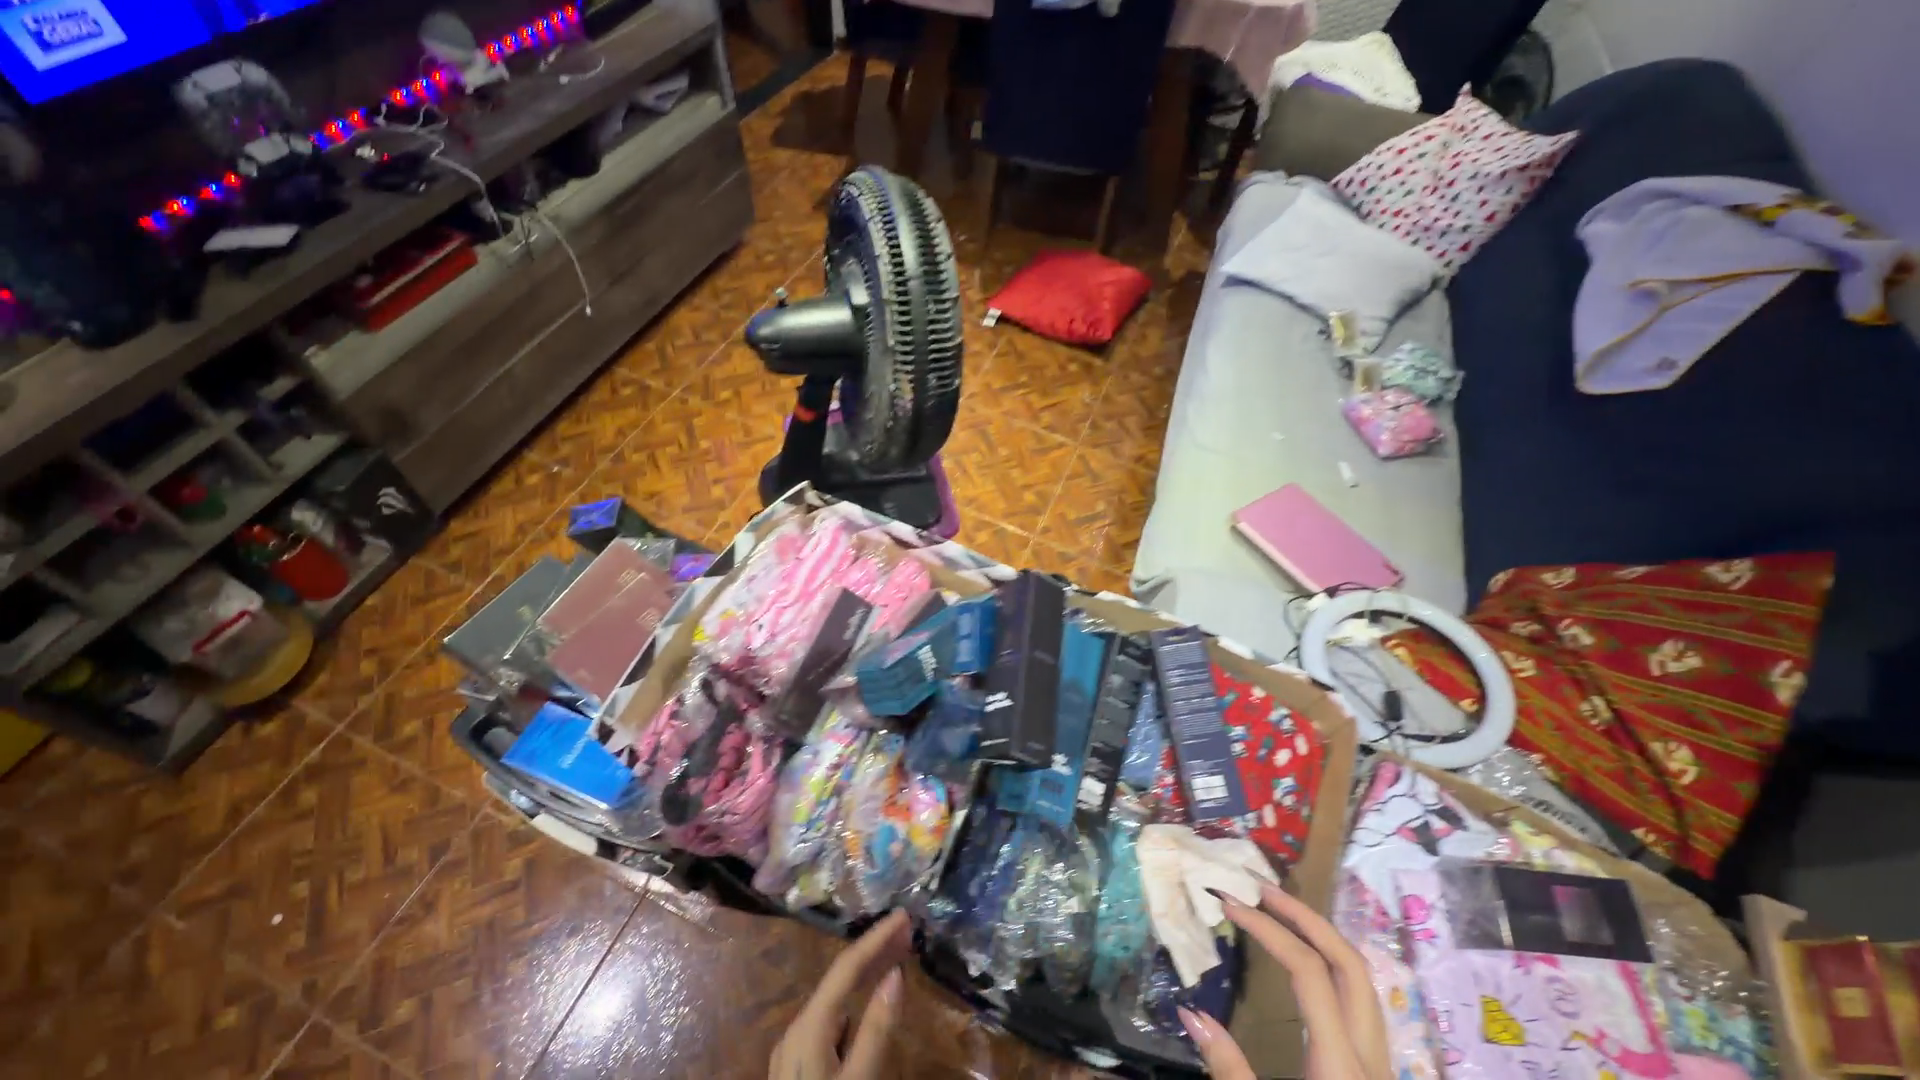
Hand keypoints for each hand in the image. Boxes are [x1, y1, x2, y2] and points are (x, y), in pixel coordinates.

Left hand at [771, 909, 912, 1079]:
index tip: (902, 914)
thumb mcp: (858, 1078)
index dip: (876, 937)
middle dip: (873, 952)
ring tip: (896, 959)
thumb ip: (876, 1030)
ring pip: (834, 1002)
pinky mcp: (796, 1065)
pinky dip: (853, 1005)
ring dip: (864, 978)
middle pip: (837, 980)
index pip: (845, 967)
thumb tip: (896, 973)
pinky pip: (829, 1022)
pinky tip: (869, 1005)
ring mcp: (793, 1048)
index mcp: (807, 1025)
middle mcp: (795, 1028)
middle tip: (908, 932)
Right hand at [1179, 883, 1390, 1079]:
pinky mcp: (1376, 1069)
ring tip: (1282, 912)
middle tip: (1261, 889)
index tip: (1229, 904)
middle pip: (1347, 962)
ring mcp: (1379, 1060)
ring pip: (1362, 978)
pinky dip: (1334, 963)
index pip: (1308, 970)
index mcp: (1340, 1060)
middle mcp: (1368, 1050)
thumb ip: (1229, 1068)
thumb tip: (1189, 1012)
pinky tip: (1308, 961)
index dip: (1268, 929)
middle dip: (1304, 917)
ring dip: (1322, 936)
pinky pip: (1362, 998)